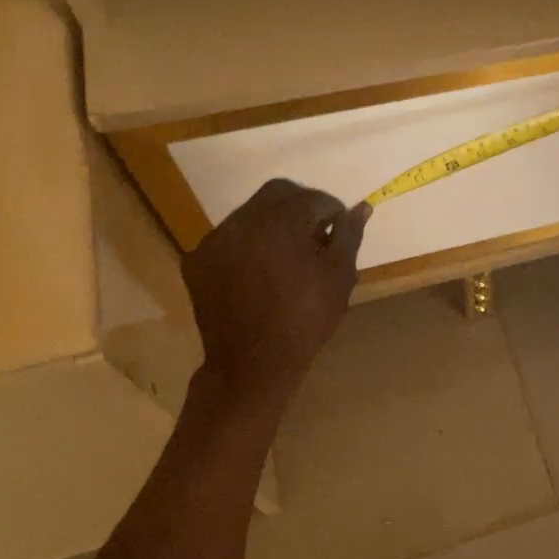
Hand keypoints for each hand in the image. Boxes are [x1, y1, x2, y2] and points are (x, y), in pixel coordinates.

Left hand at [180, 179, 369, 408]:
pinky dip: (248, 245)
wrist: (253, 364)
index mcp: (281, 222)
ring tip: (289, 256)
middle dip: (302, 207)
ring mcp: (215, 240)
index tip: (340, 233)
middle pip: (278, 194)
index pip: (314, 198)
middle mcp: (243, 221)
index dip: (333, 212)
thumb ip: (349, 236)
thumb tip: (361, 208)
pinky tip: (261, 271)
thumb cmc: (306, 320)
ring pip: (251, 214)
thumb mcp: (339, 277)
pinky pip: (229, 238)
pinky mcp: (197, 261)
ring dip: (273, 224)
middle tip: (317, 236)